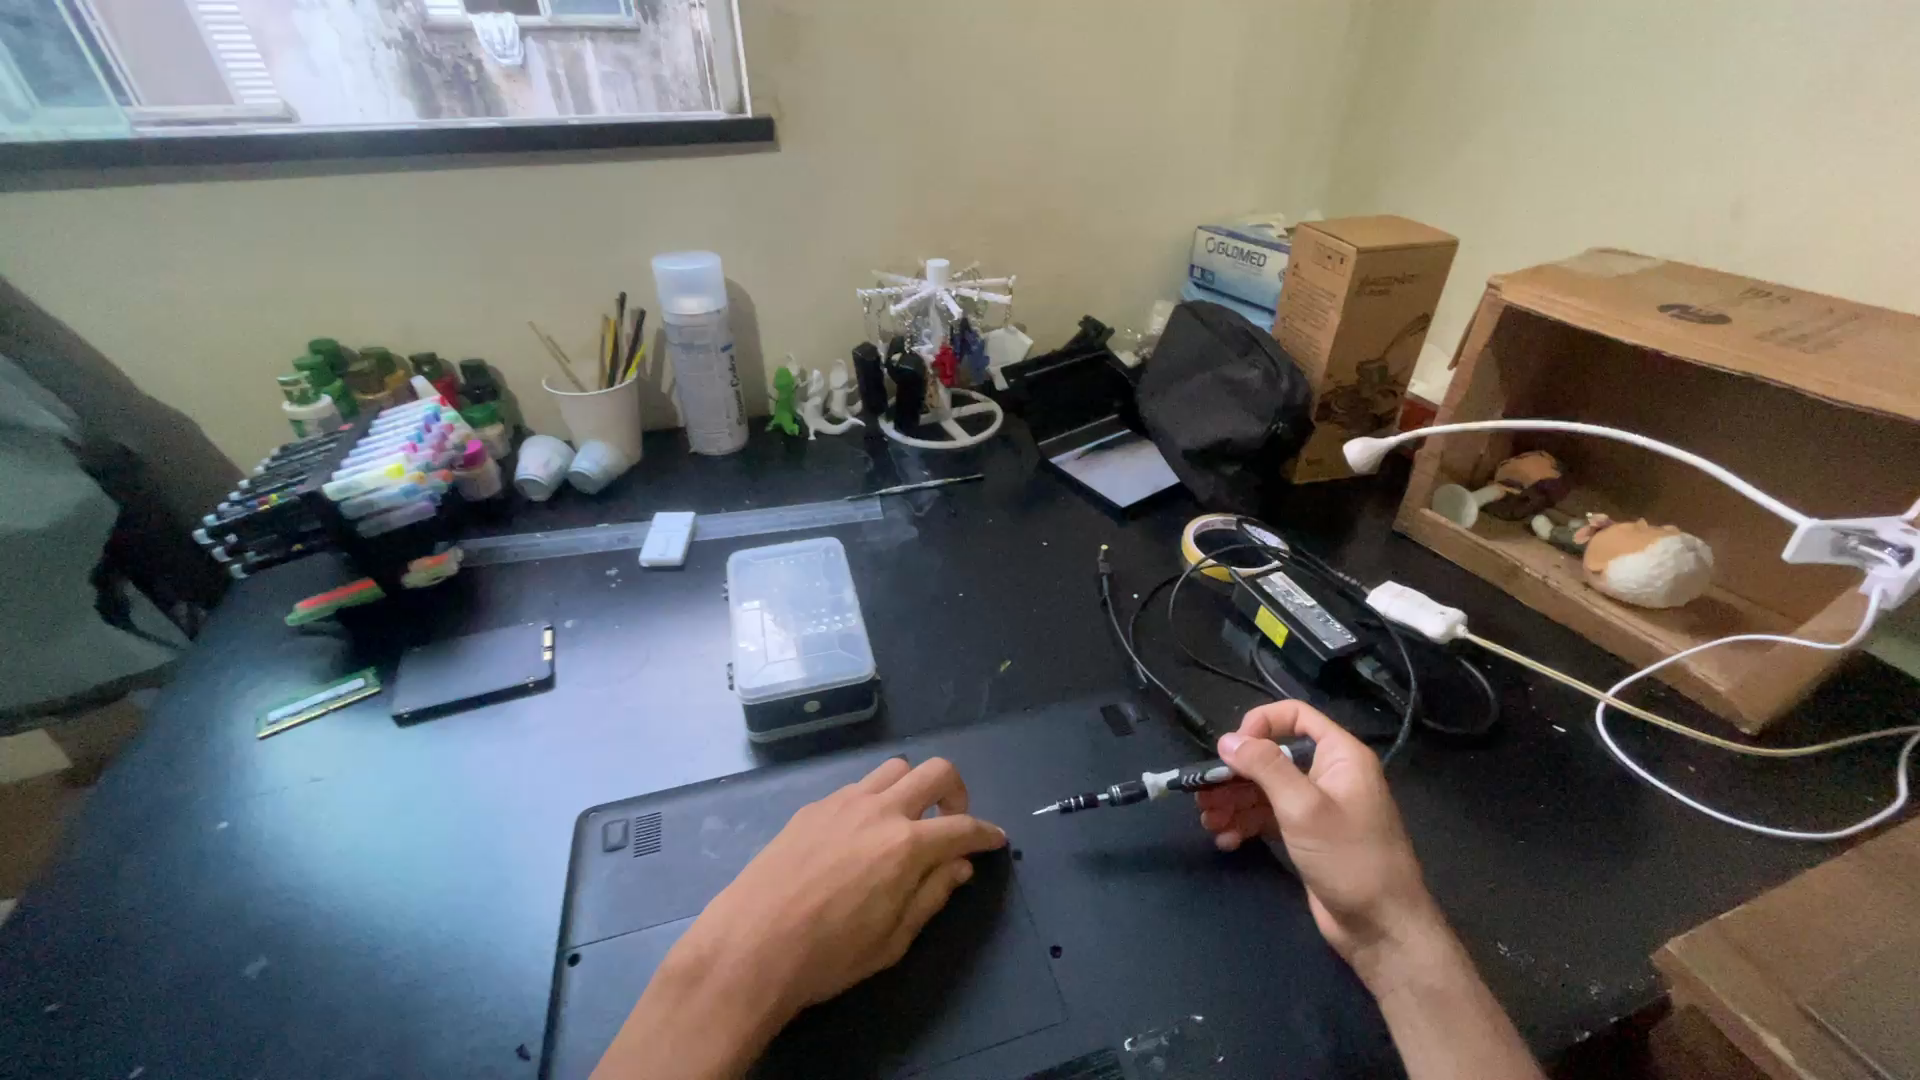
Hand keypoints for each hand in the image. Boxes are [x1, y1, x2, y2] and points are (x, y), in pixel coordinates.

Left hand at [682, 755, 1006, 1009]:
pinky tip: (861, 834)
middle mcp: (879, 810)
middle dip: (957, 791)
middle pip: (936, 771)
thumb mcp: (893, 940)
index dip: (986, 833)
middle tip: (952, 822)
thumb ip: (932, 895)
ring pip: (895, 769)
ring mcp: (843, 801)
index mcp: (906, 845)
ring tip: (906, 821)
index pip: (963, 826)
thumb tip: (960, 865)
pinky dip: (874, 800)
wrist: (749, 946)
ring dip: (913, 788)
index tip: (995, 839)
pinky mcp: (814, 806)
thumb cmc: (828, 955)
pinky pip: (858, 787)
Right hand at [1194, 702, 1442, 981]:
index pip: (1296, 715)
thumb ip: (1265, 767)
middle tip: (1203, 792)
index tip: (1233, 748)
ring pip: (1263, 788)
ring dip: (1232, 801)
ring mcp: (1315, 806)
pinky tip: (1225, 839)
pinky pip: (1266, 816)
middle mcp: (1327, 774)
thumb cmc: (1350, 859)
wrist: (1383, 930)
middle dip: (1234, 774)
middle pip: (1270, 756)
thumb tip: (1227, 740)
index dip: (1261, 723)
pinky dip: (1244, 823)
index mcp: (1340, 756)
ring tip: (1208, 821)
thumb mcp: (1304, 807)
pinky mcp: (1304, 835)